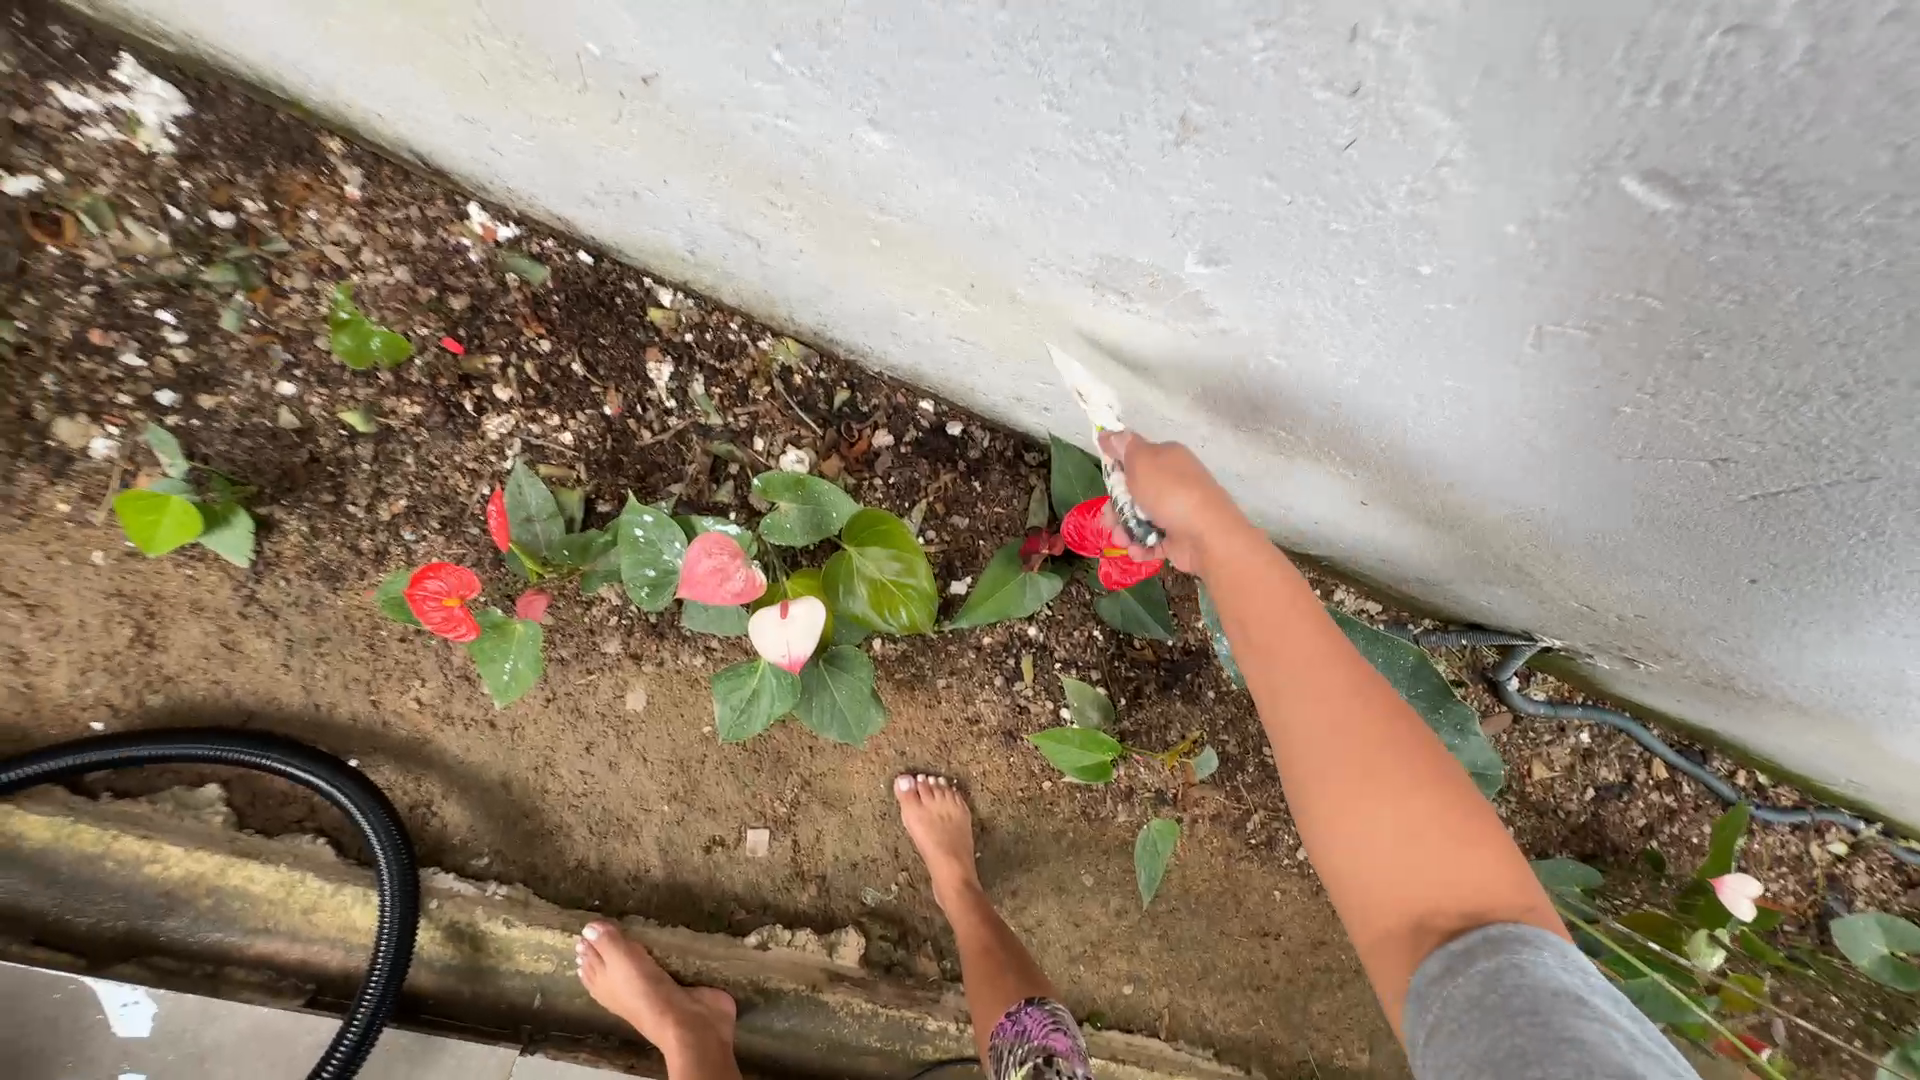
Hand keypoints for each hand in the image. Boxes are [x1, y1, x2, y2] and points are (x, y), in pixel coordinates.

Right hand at [1098, 431, 1247, 574]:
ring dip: (1124, 531)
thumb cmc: (1170, 493)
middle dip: (1116, 508)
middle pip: (1134, 493)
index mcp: (1166, 458)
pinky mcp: (1177, 538)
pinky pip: (1151, 541)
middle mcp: (1172, 482)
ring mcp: (1175, 511)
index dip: (1118, 471)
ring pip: (1139, 519)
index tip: (1107, 483)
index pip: (1136, 459)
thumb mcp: (1141, 462)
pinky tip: (1136, 550)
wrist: (1207, 536)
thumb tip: (1108, 431)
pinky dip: (1141, 547)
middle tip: (1108, 519)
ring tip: (1122, 540)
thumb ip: (1124, 447)